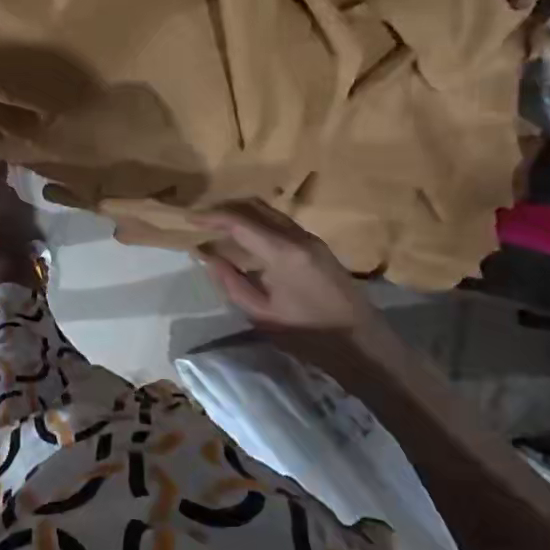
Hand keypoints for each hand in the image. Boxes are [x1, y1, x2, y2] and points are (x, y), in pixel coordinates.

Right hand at [195, 201, 374, 331]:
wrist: (361, 343)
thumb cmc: (307, 334)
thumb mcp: (260, 314)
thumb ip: (230, 281)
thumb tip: (207, 255)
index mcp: (282, 252)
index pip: (239, 221)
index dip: (211, 216)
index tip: (188, 218)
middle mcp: (297, 236)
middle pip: (255, 206)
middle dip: (224, 208)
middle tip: (200, 218)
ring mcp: (310, 238)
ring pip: (268, 211)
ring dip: (242, 213)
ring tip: (217, 226)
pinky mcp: (317, 245)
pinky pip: (280, 222)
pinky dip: (257, 222)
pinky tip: (244, 238)